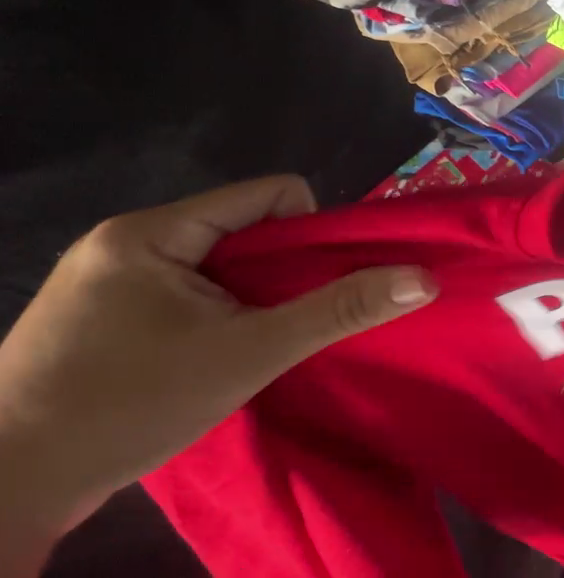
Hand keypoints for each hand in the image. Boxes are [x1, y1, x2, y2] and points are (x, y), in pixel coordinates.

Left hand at [0, 176, 435, 554]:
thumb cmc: (124, 407)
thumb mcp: (249, 355)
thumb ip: (341, 308)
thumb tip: (426, 278)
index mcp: (150, 232)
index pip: (273, 195)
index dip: (313, 235)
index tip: (310, 291)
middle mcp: (125, 241)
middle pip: (249, 228)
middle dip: (283, 273)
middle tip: (282, 323)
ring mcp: (104, 278)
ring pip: (221, 262)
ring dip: (252, 297)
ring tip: (245, 343)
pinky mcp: (97, 314)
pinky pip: (188, 288)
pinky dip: (218, 314)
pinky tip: (209, 355)